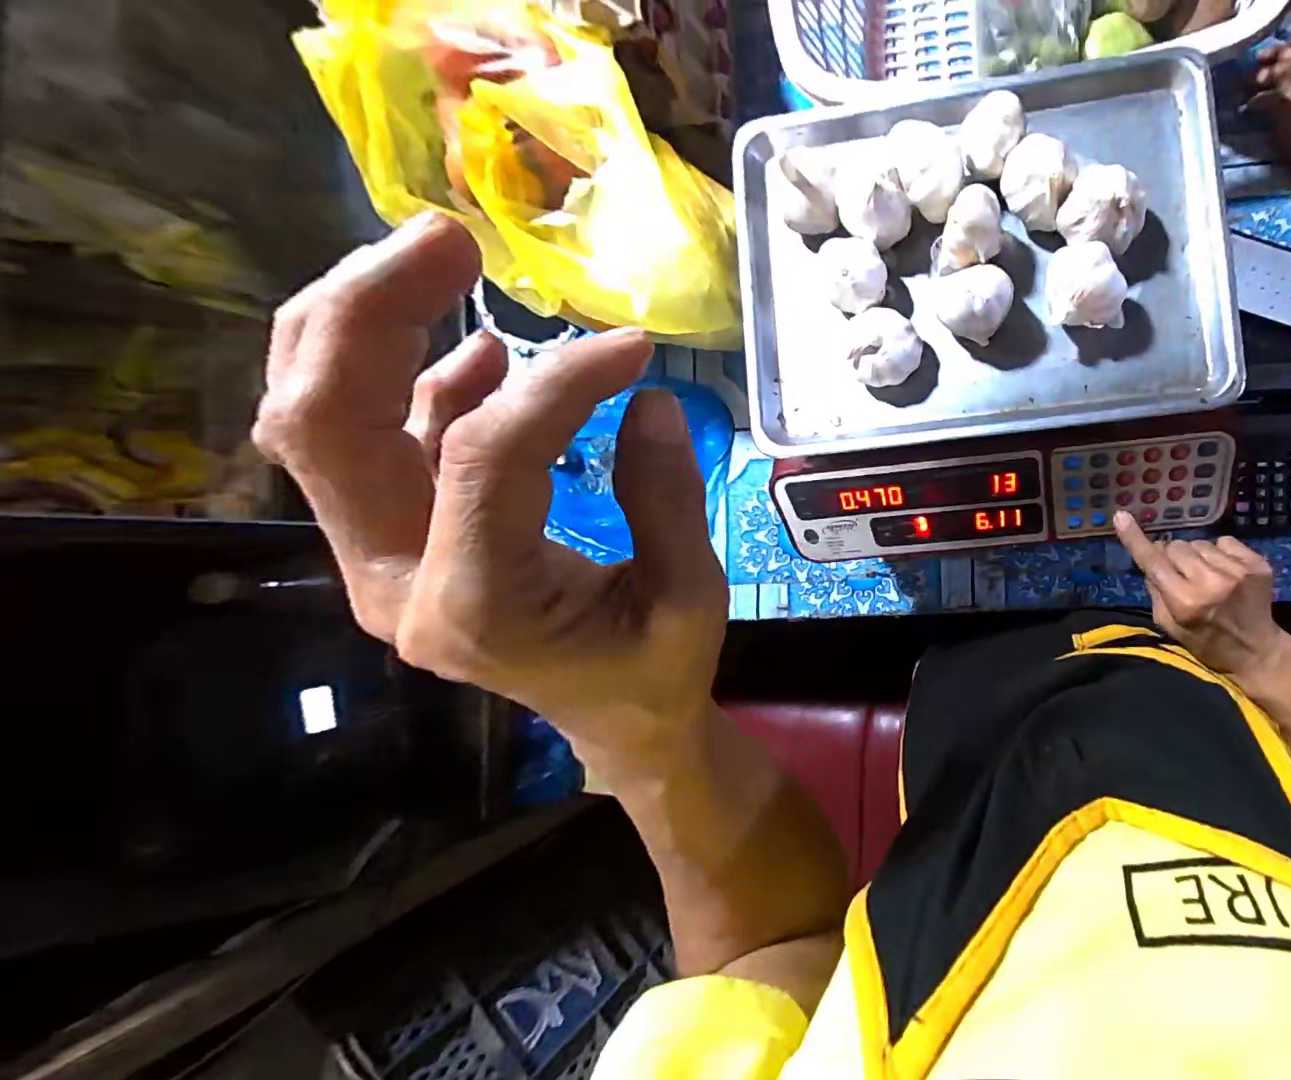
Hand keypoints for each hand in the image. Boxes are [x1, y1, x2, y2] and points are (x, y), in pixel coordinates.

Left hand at [253, 213, 726, 767]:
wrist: (620, 726)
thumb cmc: (659, 672)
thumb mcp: (691, 595)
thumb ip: (666, 499)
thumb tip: (646, 401)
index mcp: (480, 607)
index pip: (489, 460)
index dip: (560, 386)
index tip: (630, 349)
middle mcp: (395, 583)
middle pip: (322, 425)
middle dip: (372, 311)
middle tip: (447, 239)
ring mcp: (382, 564)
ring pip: (315, 426)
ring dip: (361, 328)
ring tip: (437, 261)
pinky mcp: (398, 547)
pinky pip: (373, 448)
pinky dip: (408, 383)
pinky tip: (477, 353)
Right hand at [1112, 510, 1290, 686]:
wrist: (1256, 652)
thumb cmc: (1205, 642)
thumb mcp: (1168, 624)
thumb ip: (1155, 589)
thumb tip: (1150, 552)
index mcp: (1185, 602)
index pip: (1153, 562)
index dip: (1135, 539)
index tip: (1121, 516)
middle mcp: (1211, 582)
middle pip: (1175, 546)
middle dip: (1172, 558)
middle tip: (1182, 577)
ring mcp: (1237, 571)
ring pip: (1199, 543)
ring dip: (1197, 556)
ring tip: (1207, 577)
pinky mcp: (1257, 564)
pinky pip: (1224, 541)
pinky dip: (1220, 553)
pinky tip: (1226, 572)